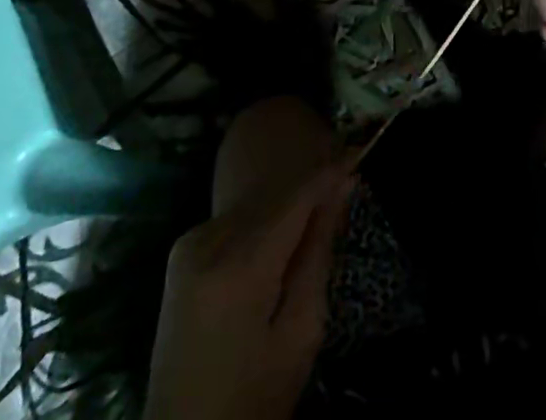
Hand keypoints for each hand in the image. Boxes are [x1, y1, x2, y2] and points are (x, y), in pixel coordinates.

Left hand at [144, 161, 354, 419]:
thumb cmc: (255, 394)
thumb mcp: (302, 329)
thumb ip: (319, 250)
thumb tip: (343, 186)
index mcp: (238, 265)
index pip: (296, 194)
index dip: (332, 169)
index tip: (363, 151)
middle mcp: (206, 241)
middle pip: (274, 193)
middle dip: (314, 183)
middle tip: (351, 182)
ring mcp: (188, 245)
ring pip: (256, 202)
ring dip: (291, 200)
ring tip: (324, 208)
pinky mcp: (182, 253)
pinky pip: (237, 218)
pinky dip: (268, 217)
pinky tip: (288, 232)